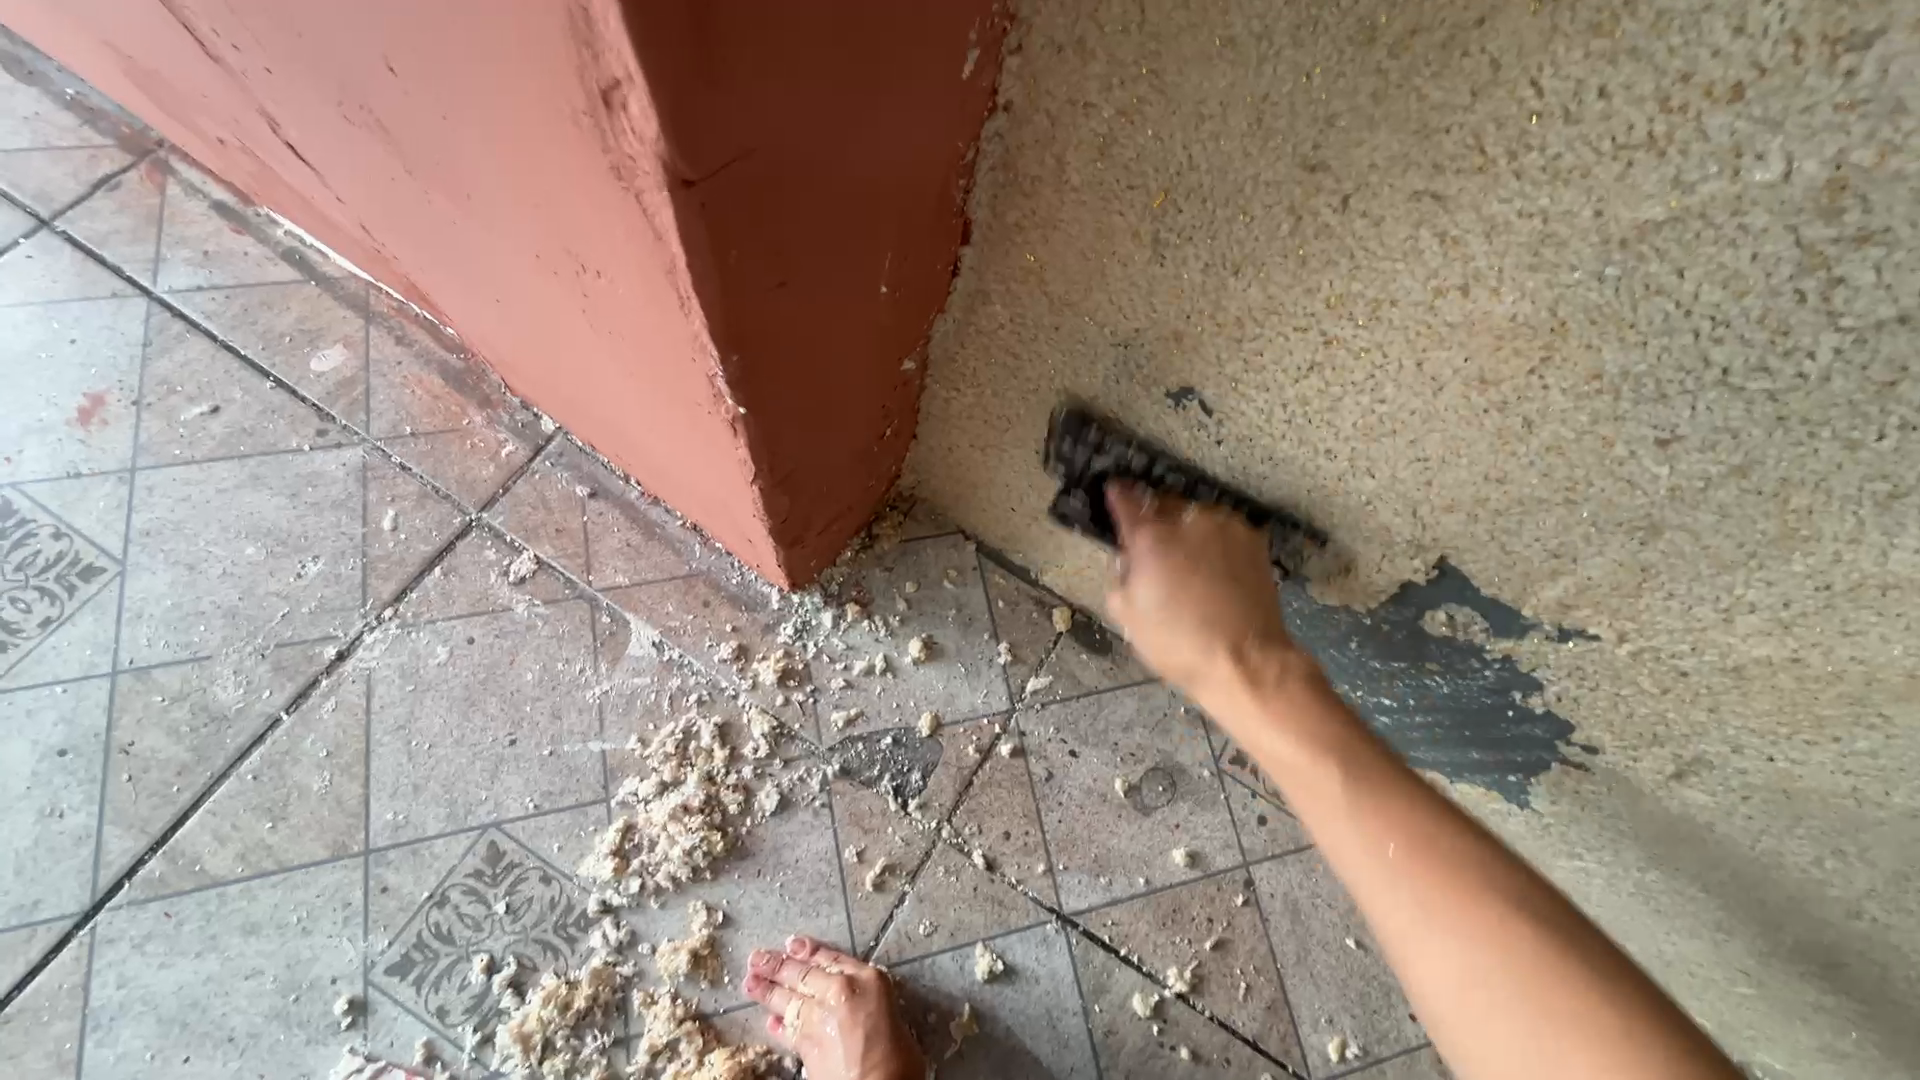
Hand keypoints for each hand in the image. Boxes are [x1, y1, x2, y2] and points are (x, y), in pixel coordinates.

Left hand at [742, 935, 924, 1079]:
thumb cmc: (897, 1054)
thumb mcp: (888, 1010)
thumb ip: (866, 998)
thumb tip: (851, 1004)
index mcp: (868, 979)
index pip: (832, 958)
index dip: (809, 951)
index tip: (791, 945)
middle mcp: (840, 991)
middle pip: (803, 974)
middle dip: (777, 965)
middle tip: (756, 959)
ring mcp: (820, 1017)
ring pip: (789, 999)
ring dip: (767, 991)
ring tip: (751, 983)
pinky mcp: (806, 1046)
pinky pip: (788, 1030)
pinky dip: (778, 1026)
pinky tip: (770, 1023)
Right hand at [1103, 480, 1298, 696]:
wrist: (1245, 659)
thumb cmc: (1178, 643)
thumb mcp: (1127, 614)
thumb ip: (1121, 574)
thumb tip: (1130, 558)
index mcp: (1150, 537)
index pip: (1125, 499)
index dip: (1117, 495)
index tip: (1114, 492)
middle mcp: (1188, 520)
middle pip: (1162, 503)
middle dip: (1154, 518)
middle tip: (1153, 546)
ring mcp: (1224, 526)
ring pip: (1196, 515)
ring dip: (1187, 529)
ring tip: (1189, 562)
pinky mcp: (1253, 539)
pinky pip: (1223, 530)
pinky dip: (1214, 541)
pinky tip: (1215, 569)